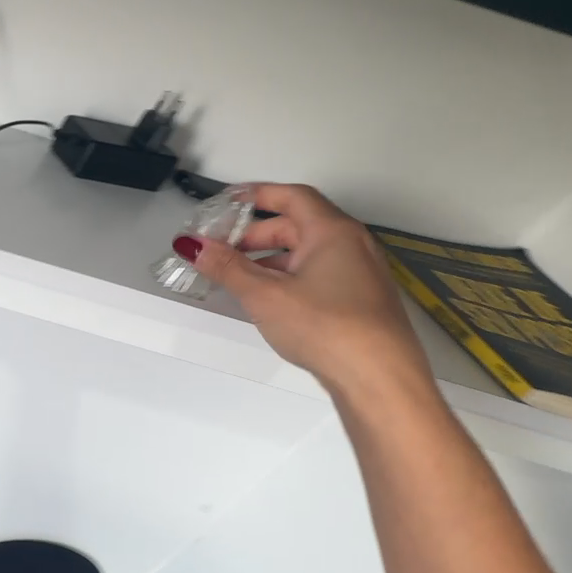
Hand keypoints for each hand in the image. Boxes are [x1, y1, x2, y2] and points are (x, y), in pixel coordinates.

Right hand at [186, 183, 430, 395]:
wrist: (378, 376)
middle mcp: (351, 244)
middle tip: (219, 249)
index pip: (292, 197)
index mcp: (332, 232)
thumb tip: (193, 245)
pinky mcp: (358, 297)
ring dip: (267, 258)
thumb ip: (226, 267)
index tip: (226, 202)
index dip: (257, 195)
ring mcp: (358, 271)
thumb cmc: (326, 326)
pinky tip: (267, 298)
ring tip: (235, 277)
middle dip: (253, 234)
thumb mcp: (263, 295)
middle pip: (295, 225)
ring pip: (304, 251)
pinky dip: (286, 275)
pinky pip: (316, 272)